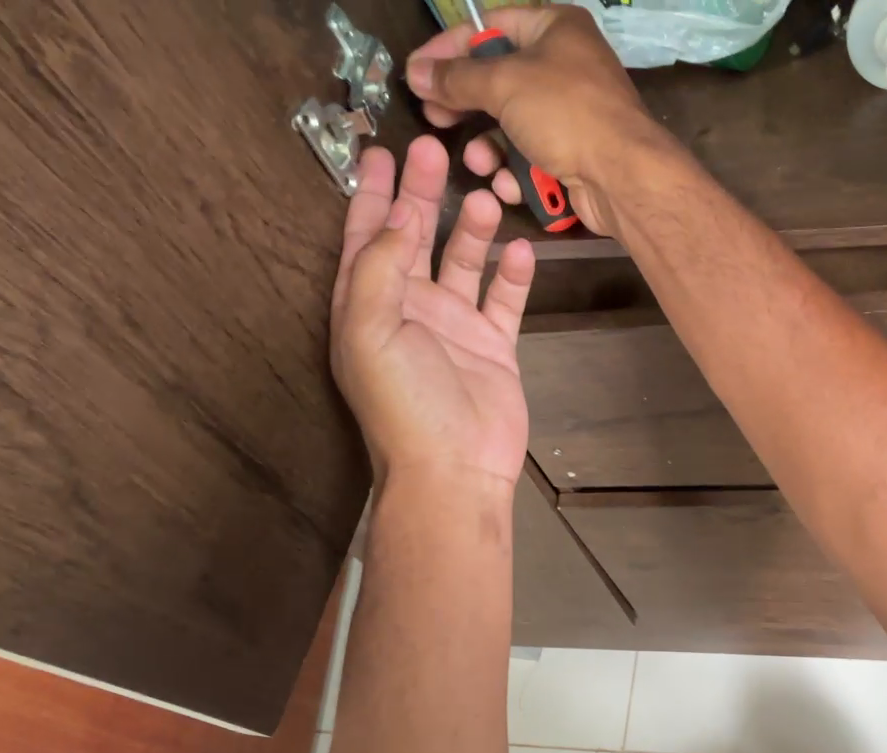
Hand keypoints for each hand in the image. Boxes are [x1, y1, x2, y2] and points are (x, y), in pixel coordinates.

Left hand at [330, 135, 534, 486]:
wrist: (455, 468)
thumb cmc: (404, 404)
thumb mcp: (371, 329)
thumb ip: (381, 266)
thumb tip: (399, 213)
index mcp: (367, 306)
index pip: (366, 237)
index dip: (372, 194)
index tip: (381, 149)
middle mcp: (409, 310)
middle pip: (414, 238)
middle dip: (423, 194)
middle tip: (439, 151)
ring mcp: (454, 328)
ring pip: (462, 263)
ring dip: (471, 229)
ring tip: (486, 197)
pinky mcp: (493, 347)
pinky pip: (503, 300)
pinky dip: (512, 275)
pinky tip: (521, 250)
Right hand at [406, 4, 677, 236]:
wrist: (622, 176)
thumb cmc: (565, 113)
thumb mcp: (504, 84)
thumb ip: (457, 78)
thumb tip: (418, 73)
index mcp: (556, 28)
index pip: (491, 27)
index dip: (450, 48)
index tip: (417, 71)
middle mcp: (567, 67)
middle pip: (501, 81)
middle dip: (468, 106)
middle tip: (435, 118)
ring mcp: (573, 117)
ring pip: (516, 127)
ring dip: (491, 148)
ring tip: (477, 162)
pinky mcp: (576, 157)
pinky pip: (536, 159)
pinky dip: (519, 173)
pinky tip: (508, 185)